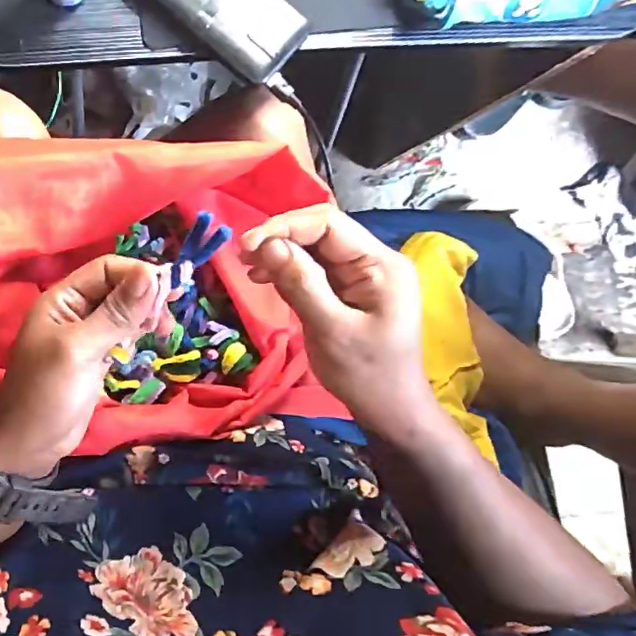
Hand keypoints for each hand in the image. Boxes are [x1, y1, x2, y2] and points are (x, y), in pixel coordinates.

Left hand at [0, 255, 166, 477]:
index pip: (107, 268)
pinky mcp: (96, 356)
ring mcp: (86, 335)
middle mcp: (75, 310)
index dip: (138, 275)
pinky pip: (123, 334)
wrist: (27, 445)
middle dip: (146, 297)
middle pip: (119, 287)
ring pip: (125, 311)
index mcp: (63, 299)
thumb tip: (153, 275)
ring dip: (146, 316)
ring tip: (162, 332)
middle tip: (164, 322)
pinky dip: (137, 335)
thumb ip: (116, 314)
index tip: (167, 295)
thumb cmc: (46, 393)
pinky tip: (144, 345)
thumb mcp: (81, 350)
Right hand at [240, 205, 436, 436]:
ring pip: (314, 249)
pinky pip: (314, 269)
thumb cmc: (366, 373)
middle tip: (244, 257)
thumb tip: (268, 246)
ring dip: (280, 254)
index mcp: (381, 264)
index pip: (328, 224)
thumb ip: (301, 284)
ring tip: (250, 269)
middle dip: (280, 238)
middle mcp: (374, 261)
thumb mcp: (331, 329)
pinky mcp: (349, 290)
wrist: (391, 410)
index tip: (248, 247)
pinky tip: (265, 278)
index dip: (285, 227)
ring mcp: (362, 275)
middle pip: (321, 232)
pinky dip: (288, 270)